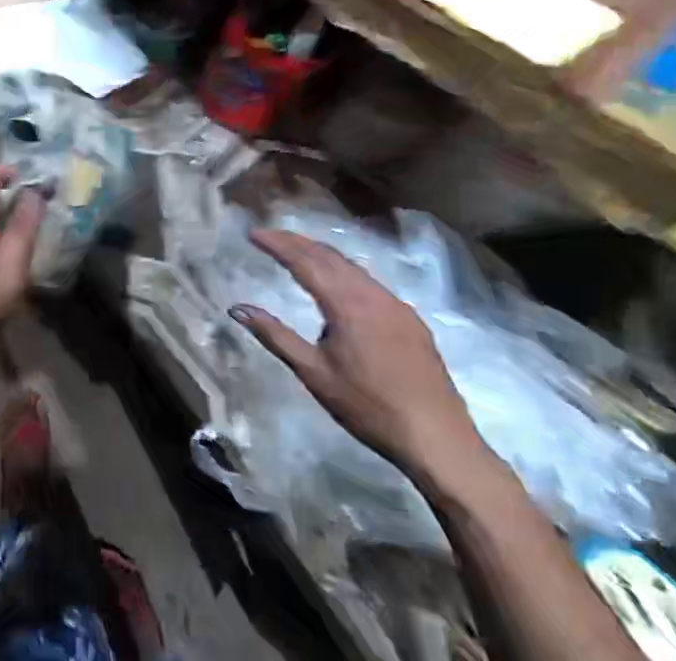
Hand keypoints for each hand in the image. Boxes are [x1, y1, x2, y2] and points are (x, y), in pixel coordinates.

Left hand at [0, 166, 43, 343]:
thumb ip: (24, 221)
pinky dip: (14, 225)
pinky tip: (33, 237)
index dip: (11, 170)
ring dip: (19, 207)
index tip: (39, 175)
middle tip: (50, 192)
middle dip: (19, 187)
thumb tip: (37, 188)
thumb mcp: (13, 254)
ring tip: (47, 211)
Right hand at [233, 228, 487, 482]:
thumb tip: (237, 308)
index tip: (253, 233)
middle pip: (332, 259)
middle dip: (299, 242)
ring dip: (322, 254)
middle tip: (269, 234)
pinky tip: (337, 279)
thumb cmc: (368, 406)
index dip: (279, 245)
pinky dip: (345, 271)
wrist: (438, 441)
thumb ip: (274, 335)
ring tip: (297, 249)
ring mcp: (398, 310)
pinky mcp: (411, 324)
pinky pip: (371, 284)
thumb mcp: (312, 371)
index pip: (307, 263)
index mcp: (349, 307)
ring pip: (355, 269)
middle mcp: (376, 299)